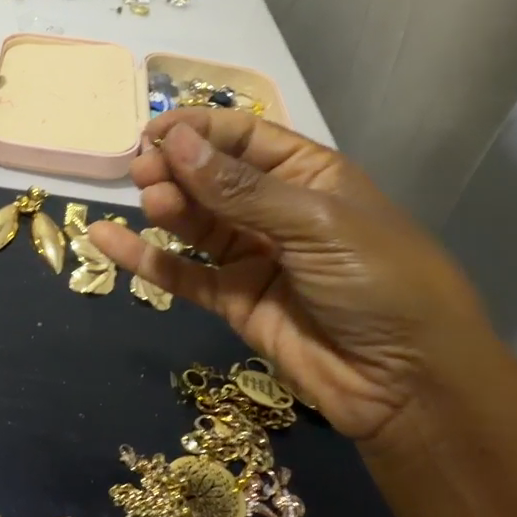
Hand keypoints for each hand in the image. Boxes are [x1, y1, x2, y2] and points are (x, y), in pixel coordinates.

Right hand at [87, 110, 493, 439]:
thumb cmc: (380, 283)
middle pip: (211, 177)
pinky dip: (145, 258)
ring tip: (149, 201)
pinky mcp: (233, 301)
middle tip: (145, 172)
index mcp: (308, 175)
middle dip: (177, 168)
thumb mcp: (316, 224)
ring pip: (194, 221)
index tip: (153, 133)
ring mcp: (252, 256)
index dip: (198, 130)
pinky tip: (106, 240)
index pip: (243, 137)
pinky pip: (182, 273)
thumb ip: (240, 189)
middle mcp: (276, 209)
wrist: (411, 386)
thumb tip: (175, 141)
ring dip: (166, 206)